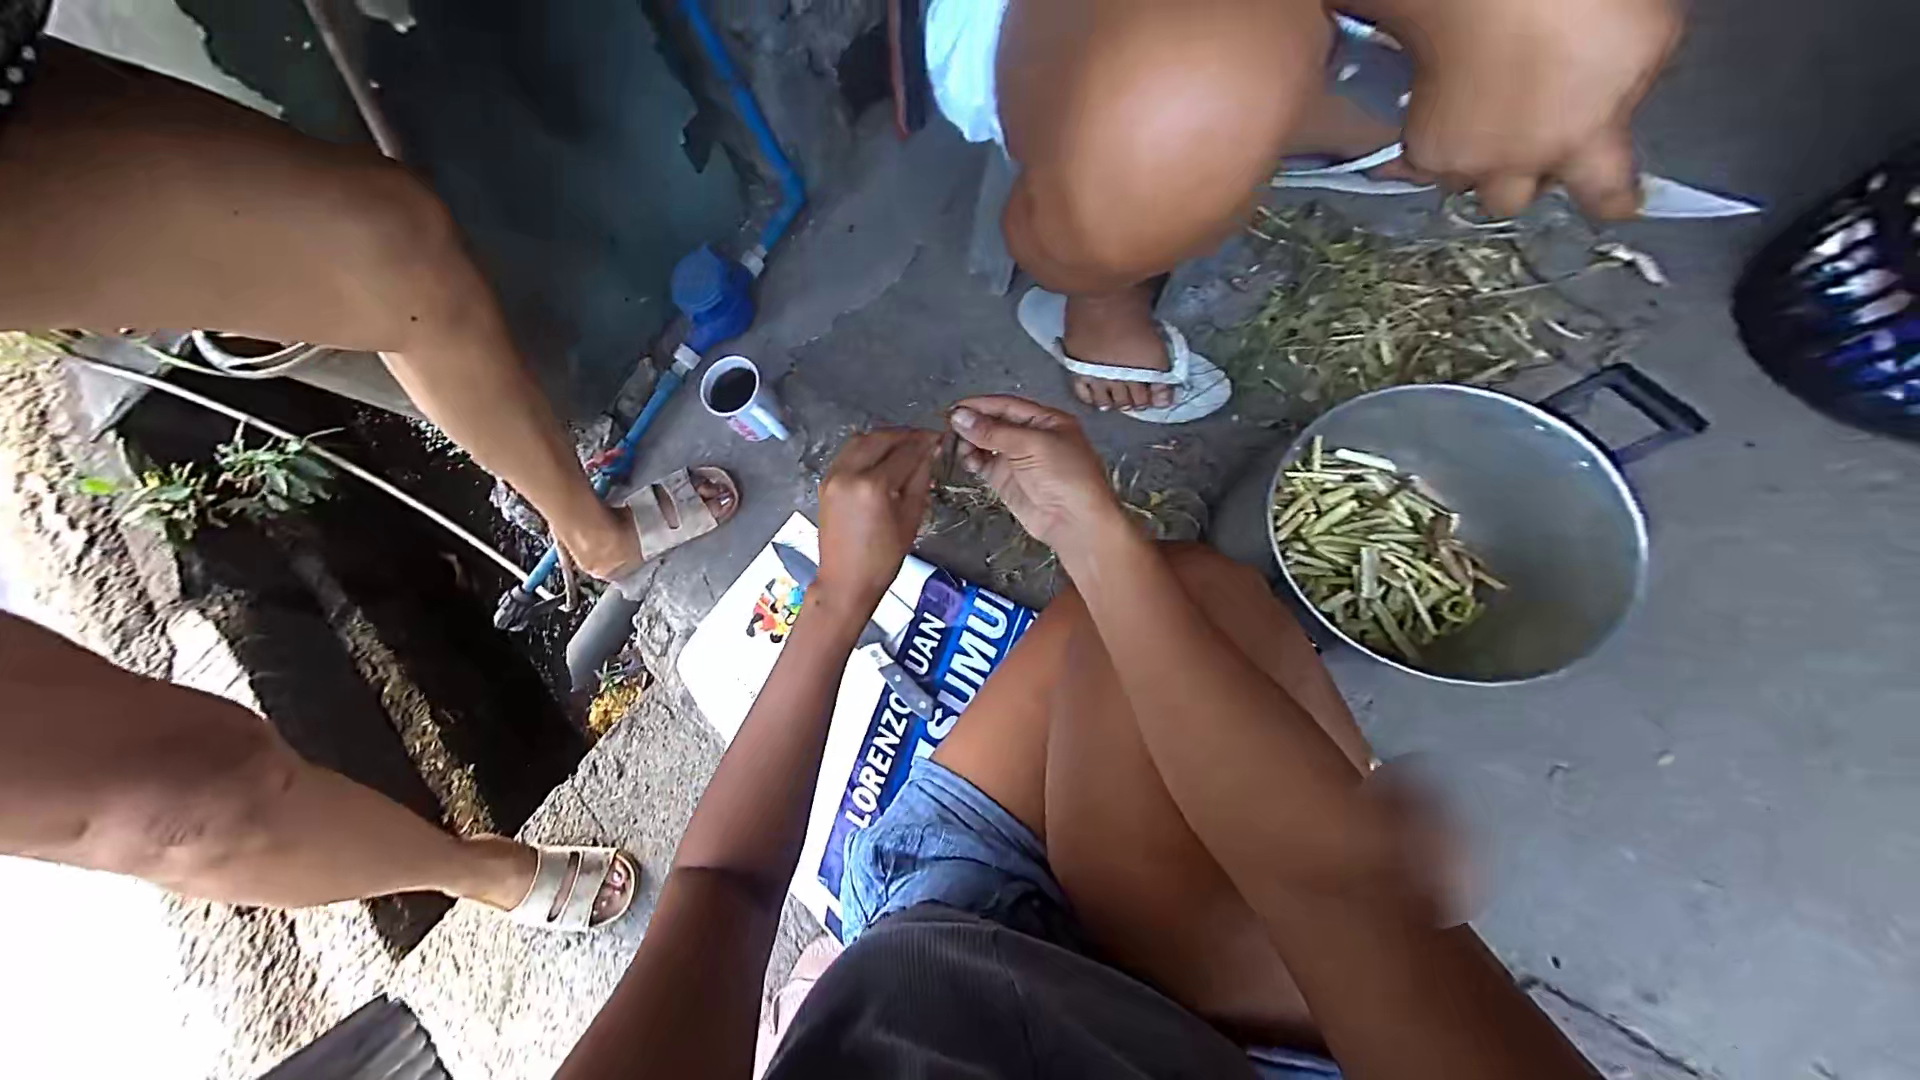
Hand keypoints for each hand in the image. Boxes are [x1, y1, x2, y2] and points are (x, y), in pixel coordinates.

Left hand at [816, 428, 941, 611]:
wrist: (846, 580)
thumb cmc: (883, 557)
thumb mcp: (911, 517)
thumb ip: (919, 480)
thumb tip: (928, 454)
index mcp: (873, 486)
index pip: (905, 452)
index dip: (925, 443)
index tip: (938, 438)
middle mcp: (849, 474)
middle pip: (881, 438)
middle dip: (905, 435)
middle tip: (923, 439)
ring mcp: (833, 476)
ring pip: (861, 440)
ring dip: (885, 437)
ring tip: (904, 445)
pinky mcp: (826, 481)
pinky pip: (848, 453)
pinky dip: (866, 448)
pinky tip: (882, 456)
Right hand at [948, 396, 1124, 556]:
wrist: (1076, 521)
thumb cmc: (1066, 476)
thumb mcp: (1033, 445)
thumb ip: (994, 431)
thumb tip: (960, 417)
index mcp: (1046, 420)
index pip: (1007, 405)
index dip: (981, 405)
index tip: (956, 408)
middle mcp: (1031, 437)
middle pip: (994, 423)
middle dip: (973, 424)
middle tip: (950, 427)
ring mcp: (1018, 459)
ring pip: (986, 443)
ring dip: (971, 442)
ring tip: (958, 446)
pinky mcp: (1007, 480)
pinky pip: (985, 464)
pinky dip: (974, 460)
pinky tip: (967, 460)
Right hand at [1363, 0, 1680, 219]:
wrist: (1482, 2)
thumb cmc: (1570, 3)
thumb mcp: (1647, 35)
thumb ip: (1629, 88)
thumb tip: (1608, 112)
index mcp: (1580, 140)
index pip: (1604, 193)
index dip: (1614, 203)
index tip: (1617, 209)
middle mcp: (1514, 165)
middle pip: (1513, 202)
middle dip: (1524, 181)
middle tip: (1531, 148)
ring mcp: (1462, 163)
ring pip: (1466, 184)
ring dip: (1478, 163)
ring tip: (1484, 127)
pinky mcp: (1421, 152)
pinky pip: (1425, 168)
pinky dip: (1436, 153)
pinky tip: (1448, 126)